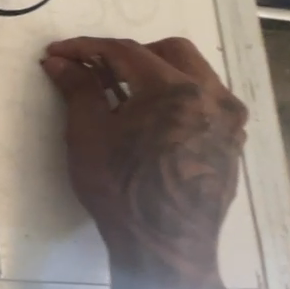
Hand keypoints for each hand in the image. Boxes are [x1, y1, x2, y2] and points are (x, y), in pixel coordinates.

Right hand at [41, 37, 247, 288]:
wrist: (164, 241)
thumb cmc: (120, 186)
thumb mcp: (87, 134)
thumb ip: (78, 90)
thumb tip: (60, 62)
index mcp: (174, 89)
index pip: (125, 51)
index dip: (86, 48)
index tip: (57, 53)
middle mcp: (212, 95)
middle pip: (169, 51)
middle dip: (126, 54)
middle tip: (91, 70)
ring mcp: (228, 117)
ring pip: (192, 73)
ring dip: (153, 73)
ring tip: (117, 93)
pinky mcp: (231, 138)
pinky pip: (204, 99)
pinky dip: (173, 95)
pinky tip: (145, 116)